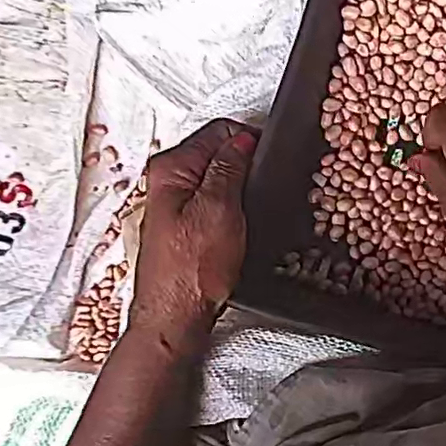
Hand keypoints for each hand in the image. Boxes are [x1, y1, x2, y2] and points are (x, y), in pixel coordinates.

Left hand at [132, 119, 257, 342]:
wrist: (177, 314)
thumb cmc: (194, 267)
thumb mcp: (219, 209)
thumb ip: (230, 169)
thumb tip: (242, 140)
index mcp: (172, 168)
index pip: (219, 131)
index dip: (251, 138)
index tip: (275, 153)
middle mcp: (169, 181)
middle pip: (217, 151)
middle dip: (247, 158)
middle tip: (275, 173)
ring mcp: (178, 204)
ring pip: (219, 177)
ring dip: (243, 181)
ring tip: (267, 194)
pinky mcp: (188, 225)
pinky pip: (218, 199)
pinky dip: (236, 201)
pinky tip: (251, 215)